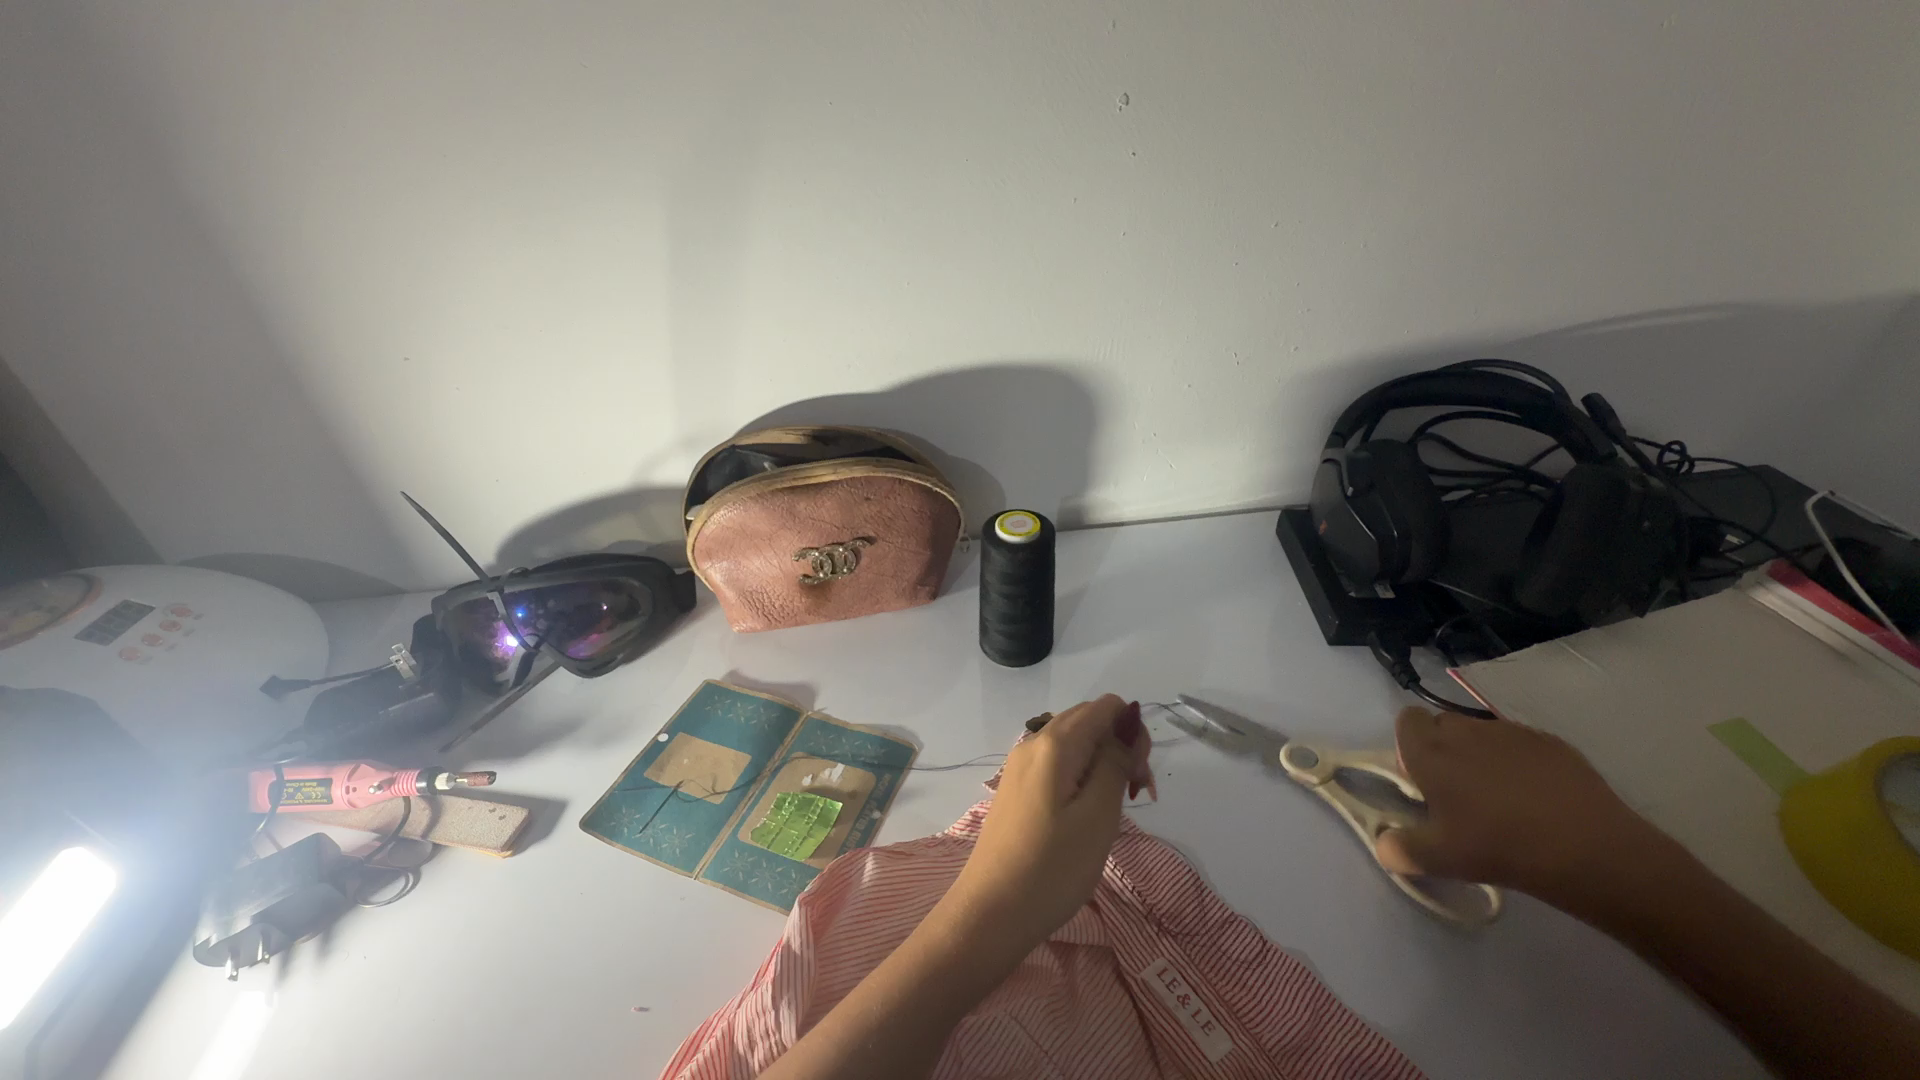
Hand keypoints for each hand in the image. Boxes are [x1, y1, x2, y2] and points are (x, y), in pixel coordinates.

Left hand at [936, 695, 1151, 959]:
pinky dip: (1080, 777)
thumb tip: (1130, 720)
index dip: (1133, 733)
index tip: (1139, 778)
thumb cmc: (1052, 867)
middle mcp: (1033, 743)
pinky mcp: (1016, 789)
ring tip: (1113, 810)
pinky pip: (1057, 764)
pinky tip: (1086, 814)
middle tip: (1134, 796)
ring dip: (1103, 764)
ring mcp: (1020, 766)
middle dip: (1120, 747)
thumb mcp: (1098, 815)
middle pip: (1089, 721)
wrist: (991, 912)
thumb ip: (1117, 761)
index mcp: (1055, 743)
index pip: (1106, 707)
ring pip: (1074, 743)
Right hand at [1375, 707, 1664, 906]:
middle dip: (1444, 747)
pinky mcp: (1551, 742)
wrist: (1589, 850)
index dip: (1409, 743)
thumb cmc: (1500, 848)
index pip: (1407, 720)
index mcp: (1431, 752)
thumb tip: (1384, 845)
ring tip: (1502, 795)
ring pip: (1482, 732)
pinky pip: (1521, 743)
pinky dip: (1520, 761)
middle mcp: (1466, 731)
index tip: (1423, 776)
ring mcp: (1512, 733)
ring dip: (1481, 753)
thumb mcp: (1441, 859)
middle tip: (1458, 790)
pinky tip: (1538, 796)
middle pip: (1443, 723)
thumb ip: (1401, 849)